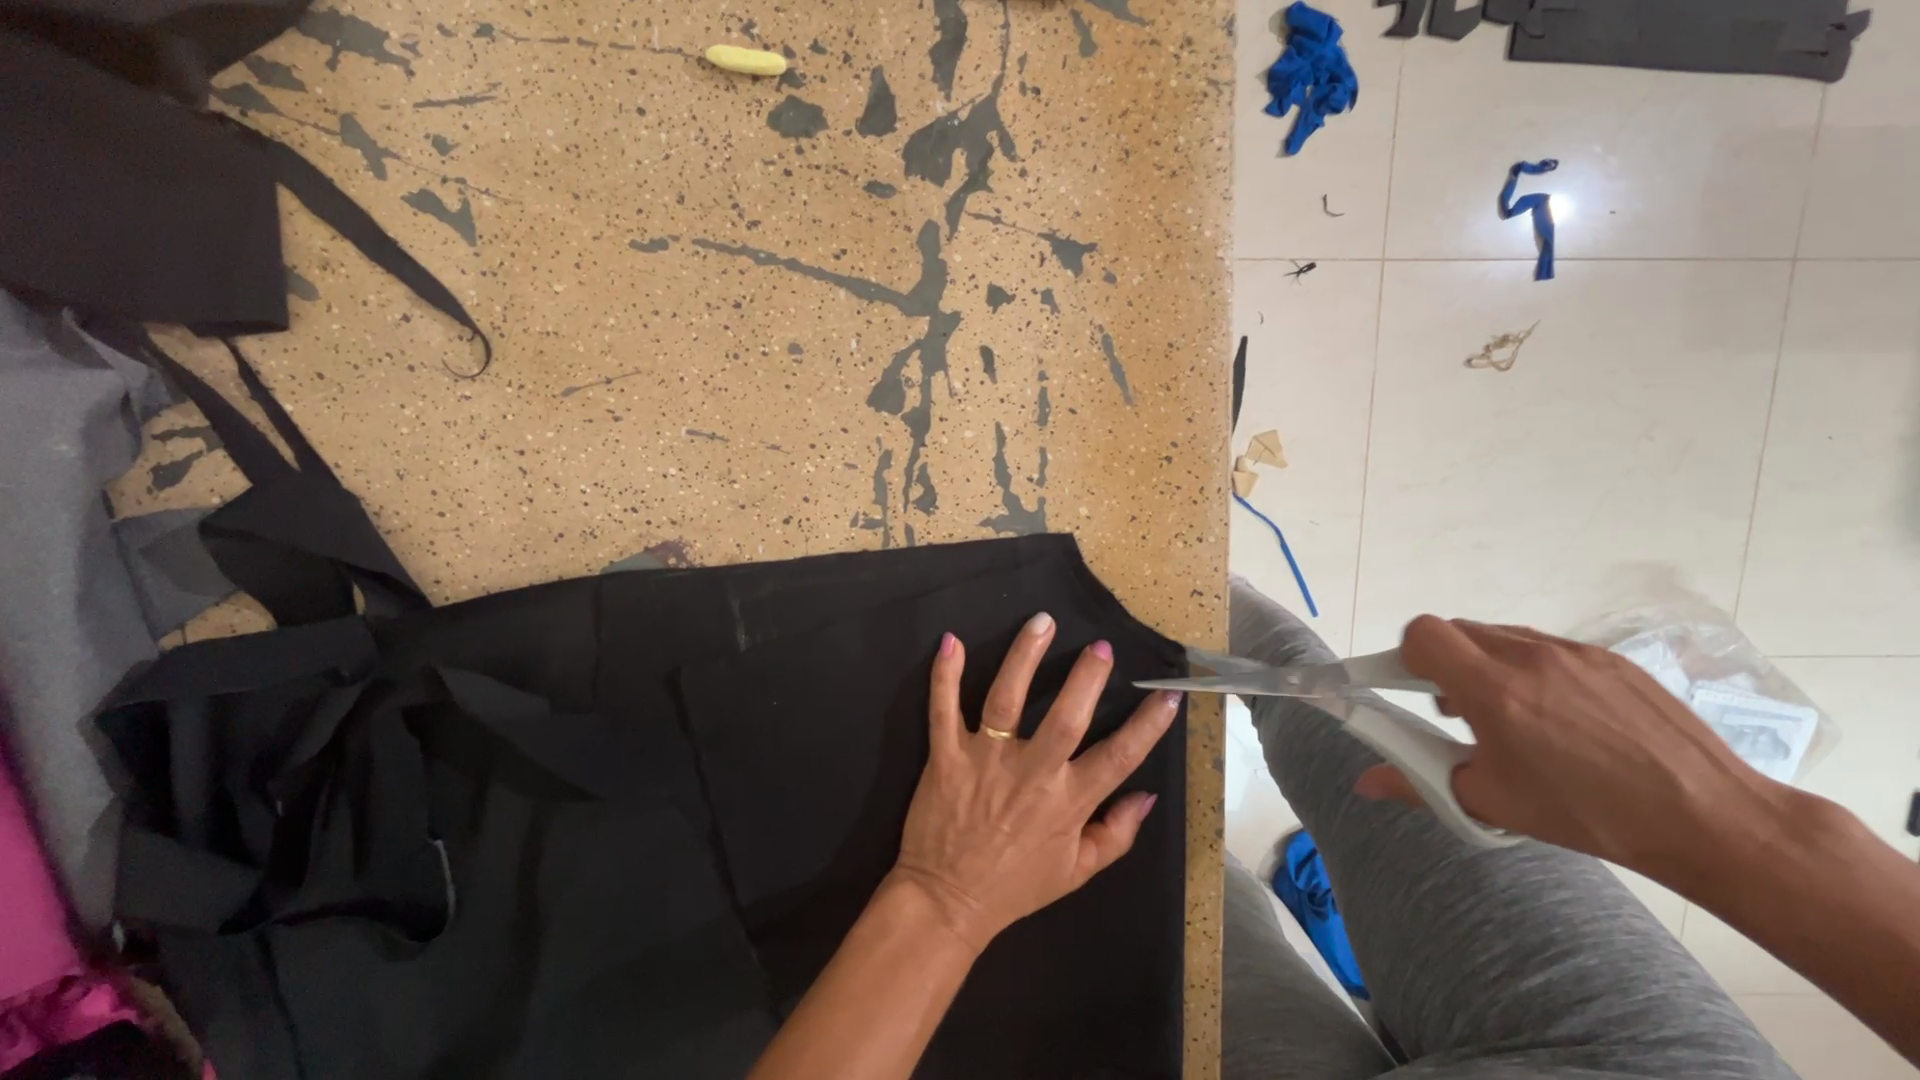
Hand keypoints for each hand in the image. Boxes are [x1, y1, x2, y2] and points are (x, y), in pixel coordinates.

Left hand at [887, 612, 1181, 953]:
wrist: (947, 902)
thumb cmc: (1015, 886)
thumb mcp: (1077, 872)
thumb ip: (1116, 834)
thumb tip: (1147, 796)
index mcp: (1067, 802)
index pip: (1118, 757)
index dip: (1148, 726)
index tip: (1167, 694)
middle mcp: (1031, 774)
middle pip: (1065, 718)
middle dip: (1086, 679)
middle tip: (1101, 647)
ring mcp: (985, 762)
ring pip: (1006, 700)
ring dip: (1024, 658)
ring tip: (1041, 623)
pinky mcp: (946, 757)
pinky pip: (944, 710)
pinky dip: (945, 676)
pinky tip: (951, 641)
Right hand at [1358, 616, 1785, 872]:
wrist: (1707, 818)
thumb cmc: (1586, 814)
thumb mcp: (1491, 802)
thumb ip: (1416, 783)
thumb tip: (1364, 785)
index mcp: (1493, 690)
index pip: (1422, 634)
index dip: (1405, 656)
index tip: (1412, 689)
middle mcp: (1529, 657)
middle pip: (1457, 630)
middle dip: (1442, 661)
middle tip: (1457, 710)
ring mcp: (1575, 652)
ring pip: (1502, 636)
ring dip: (1485, 663)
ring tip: (1510, 715)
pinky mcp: (1611, 658)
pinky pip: (1547, 647)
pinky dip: (1531, 670)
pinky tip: (1559, 718)